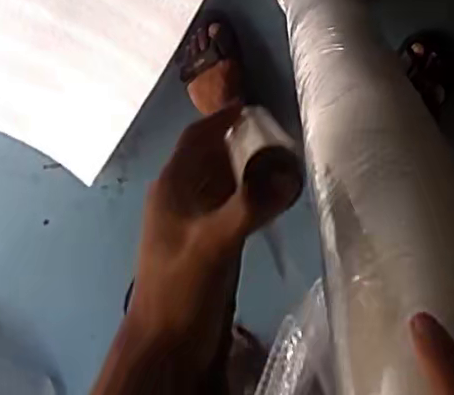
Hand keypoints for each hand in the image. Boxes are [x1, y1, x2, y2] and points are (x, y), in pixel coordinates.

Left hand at [124, 105, 291, 364]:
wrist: (166, 346)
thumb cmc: (181, 286)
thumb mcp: (215, 242)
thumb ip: (251, 205)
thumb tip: (288, 172)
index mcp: (172, 186)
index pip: (196, 137)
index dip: (220, 118)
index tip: (251, 106)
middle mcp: (180, 195)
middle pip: (210, 154)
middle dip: (240, 139)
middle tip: (276, 130)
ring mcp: (193, 219)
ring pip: (221, 178)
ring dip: (246, 165)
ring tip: (281, 155)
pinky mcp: (207, 240)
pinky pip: (230, 202)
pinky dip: (249, 191)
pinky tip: (273, 193)